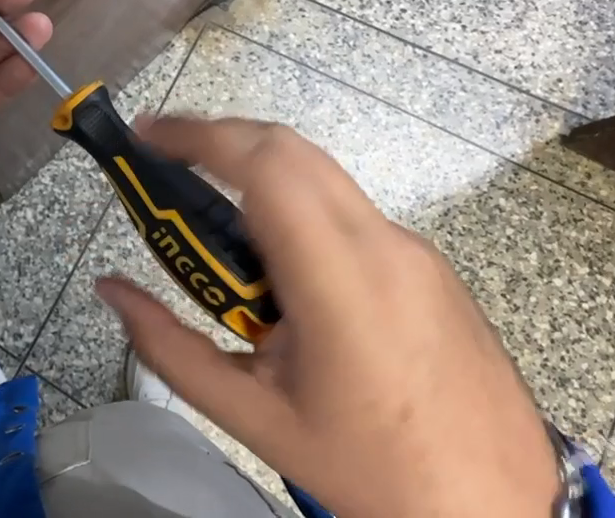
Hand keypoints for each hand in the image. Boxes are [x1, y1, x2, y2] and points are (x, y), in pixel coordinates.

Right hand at [95, 117, 556, 517]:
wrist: (504, 516)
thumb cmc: (370, 470)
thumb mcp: (253, 419)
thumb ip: (169, 349)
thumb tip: (110, 288)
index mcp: (341, 283)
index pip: (267, 167)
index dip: (200, 135)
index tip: (147, 133)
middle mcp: (384, 246)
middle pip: (289, 149)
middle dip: (218, 137)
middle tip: (163, 157)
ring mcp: (414, 251)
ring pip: (319, 172)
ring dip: (255, 167)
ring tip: (208, 208)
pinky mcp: (430, 264)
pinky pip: (346, 207)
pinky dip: (293, 200)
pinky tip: (275, 258)